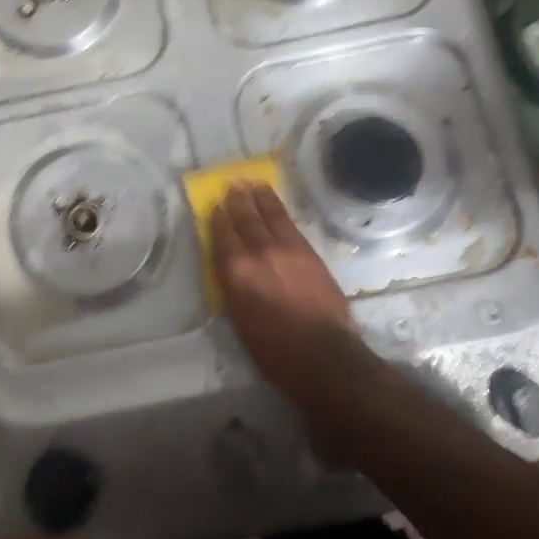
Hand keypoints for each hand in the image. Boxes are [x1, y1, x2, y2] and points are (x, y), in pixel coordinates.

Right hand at [210, 182, 360, 397]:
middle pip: (244, 219)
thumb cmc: (275, 350)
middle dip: (236, 201)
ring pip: (268, 214)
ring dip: (258, 197)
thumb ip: (234, 288)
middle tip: (231, 186)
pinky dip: (278, 208)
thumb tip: (232, 268)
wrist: (324, 354)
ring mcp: (286, 248)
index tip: (214, 205)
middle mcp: (258, 252)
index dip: (217, 219)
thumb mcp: (240, 322)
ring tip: (250, 183)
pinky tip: (274, 204)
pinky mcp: (308, 251)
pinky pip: (289, 222)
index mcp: (236, 273)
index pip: (222, 236)